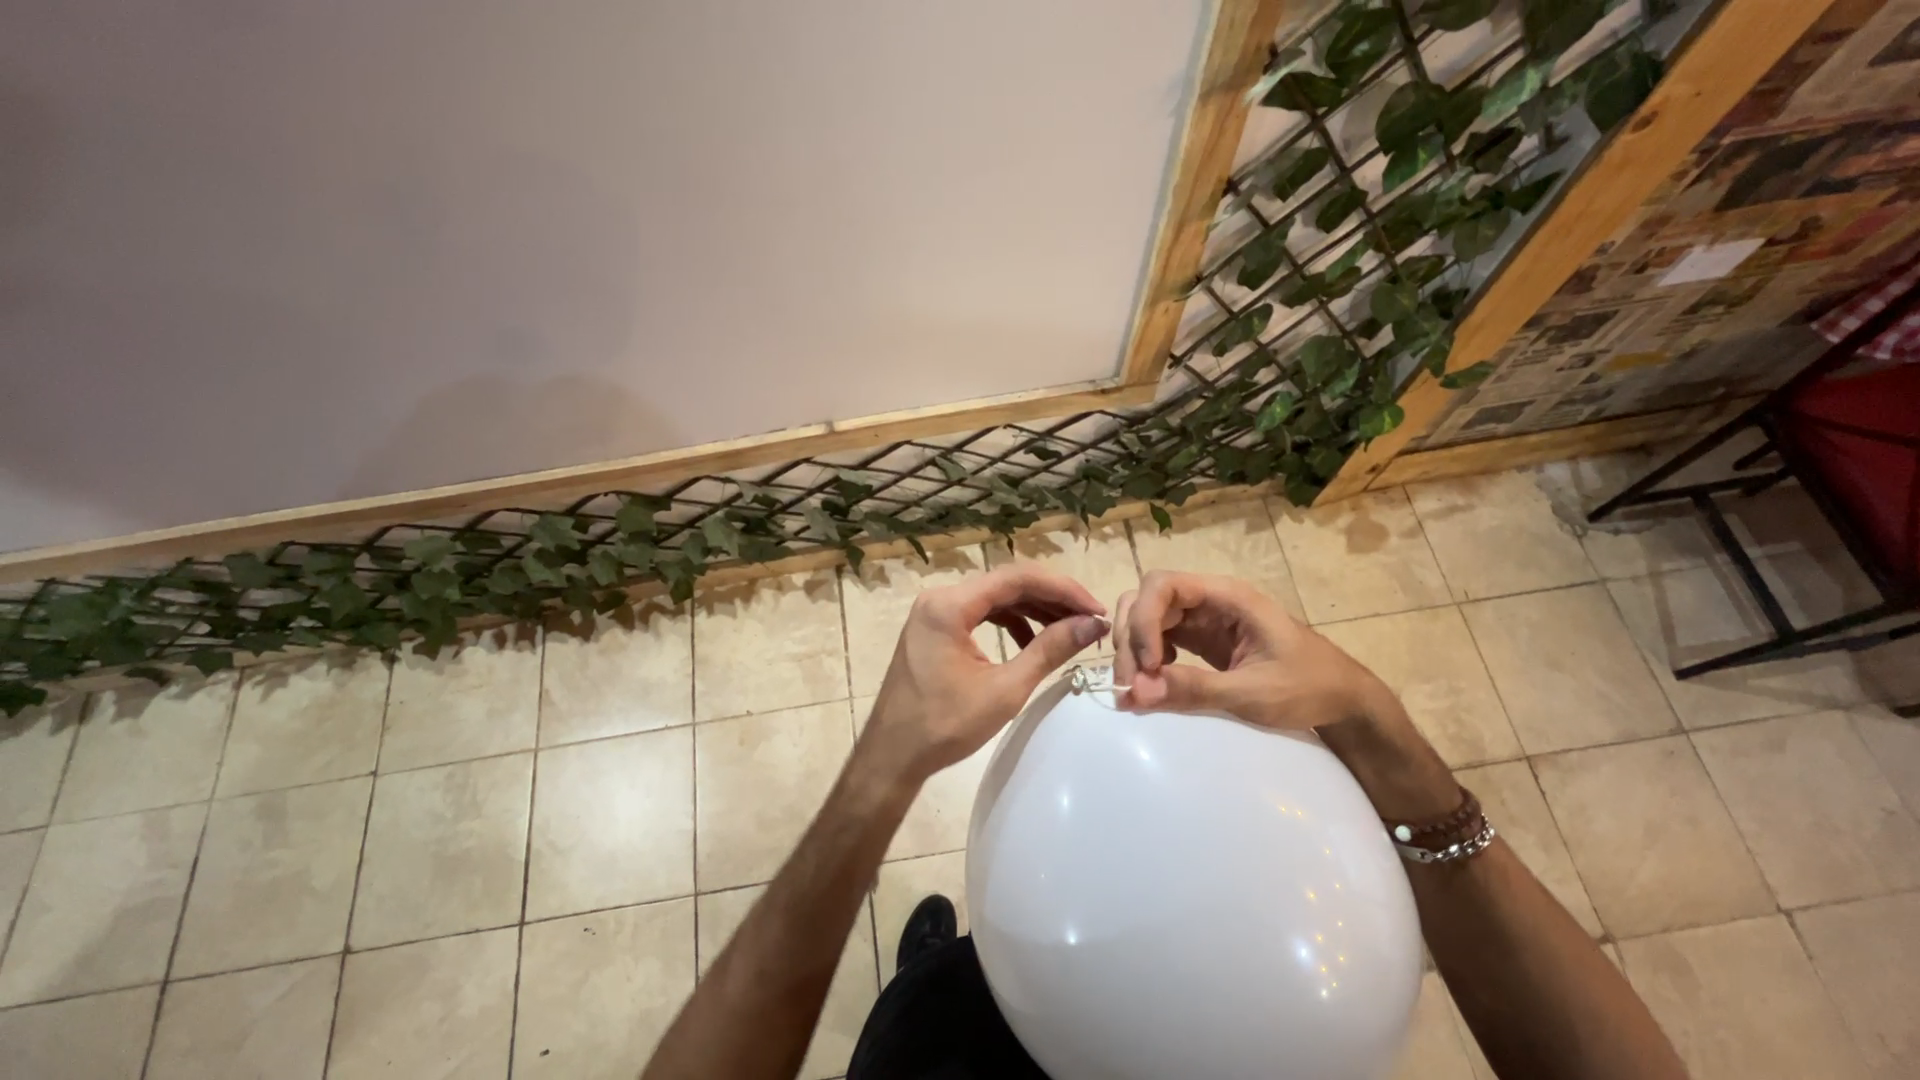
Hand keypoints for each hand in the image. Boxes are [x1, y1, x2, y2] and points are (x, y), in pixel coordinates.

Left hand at [860, 564, 1108, 784]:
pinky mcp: (935, 629)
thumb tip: (1092, 625)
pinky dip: (1011, 623)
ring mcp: (934, 612)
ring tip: (1069, 631)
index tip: (1096, 610)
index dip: (1063, 589)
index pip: (1017, 578)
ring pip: (996, 598)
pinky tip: (1033, 644)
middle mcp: (939, 598)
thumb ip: (1050, 650)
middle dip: (1052, 599)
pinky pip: (981, 614)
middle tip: (1090, 620)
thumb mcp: (1005, 689)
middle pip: (1007, 584)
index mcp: (949, 605)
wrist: (892, 755)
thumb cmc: (944, 726)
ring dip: (1034, 611)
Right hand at [1112, 570, 1392, 730]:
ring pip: (1146, 618)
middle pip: (1146, 599)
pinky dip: (1145, 658)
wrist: (1342, 700)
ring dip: (1133, 649)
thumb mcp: (1252, 693)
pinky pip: (1158, 638)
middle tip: (1131, 684)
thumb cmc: (1307, 688)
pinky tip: (1156, 682)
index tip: (1146, 665)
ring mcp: (1202, 618)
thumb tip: (1136, 693)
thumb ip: (1194, 690)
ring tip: (1138, 688)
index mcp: (1228, 596)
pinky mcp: (1199, 640)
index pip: (1163, 585)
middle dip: (1131, 637)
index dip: (1143, 620)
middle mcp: (1209, 599)